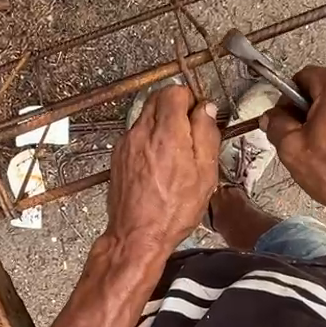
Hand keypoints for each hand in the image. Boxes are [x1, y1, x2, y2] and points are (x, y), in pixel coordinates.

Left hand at [106, 85, 218, 253]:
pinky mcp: (118, 156)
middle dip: (175, 107)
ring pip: (145, 116)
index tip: (198, 116)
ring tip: (174, 152)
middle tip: (188, 130)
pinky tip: (159, 164)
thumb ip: (207, 134)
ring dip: (161, 124)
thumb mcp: (205, 174)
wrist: (137, 235)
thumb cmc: (171, 212)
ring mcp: (126, 144)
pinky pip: (136, 135)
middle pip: (157, 98)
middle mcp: (142, 133)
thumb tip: (206, 110)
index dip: (190, 100)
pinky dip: (148, 140)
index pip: (175, 91)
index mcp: (167, 133)